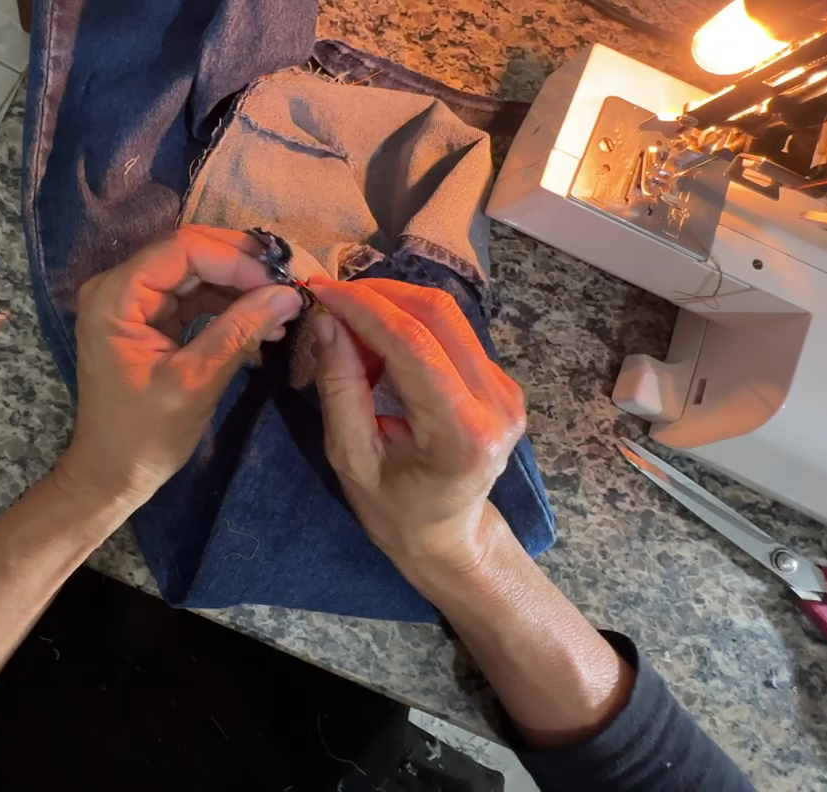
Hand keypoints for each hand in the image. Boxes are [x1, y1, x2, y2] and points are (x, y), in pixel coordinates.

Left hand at [58, 227, 304, 510]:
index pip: (183, 250)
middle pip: (191, 254)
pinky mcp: (150, 318)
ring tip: (286, 305)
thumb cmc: (144, 435)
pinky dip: (229, 305)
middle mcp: (120, 286)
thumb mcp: (195, 382)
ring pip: (197, 273)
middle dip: (245, 266)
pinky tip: (265, 320)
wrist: (111, 474)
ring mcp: (134, 301)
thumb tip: (289, 294)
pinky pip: (194, 296)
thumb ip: (238, 332)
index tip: (282, 283)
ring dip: (242, 286)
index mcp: (116, 295)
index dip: (236, 259)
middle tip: (295, 281)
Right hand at [309, 278, 527, 580]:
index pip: (411, 343)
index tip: (320, 291)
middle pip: (436, 314)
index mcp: (460, 432)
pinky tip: (376, 340)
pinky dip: (406, 322)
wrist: (449, 536)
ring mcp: (506, 388)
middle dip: (377, 295)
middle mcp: (496, 403)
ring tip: (348, 322)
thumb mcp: (349, 456)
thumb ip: (339, 387)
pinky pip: (450, 330)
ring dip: (390, 305)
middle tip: (331, 299)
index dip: (363, 307)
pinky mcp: (501, 380)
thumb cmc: (393, 508)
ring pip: (445, 314)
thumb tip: (327, 321)